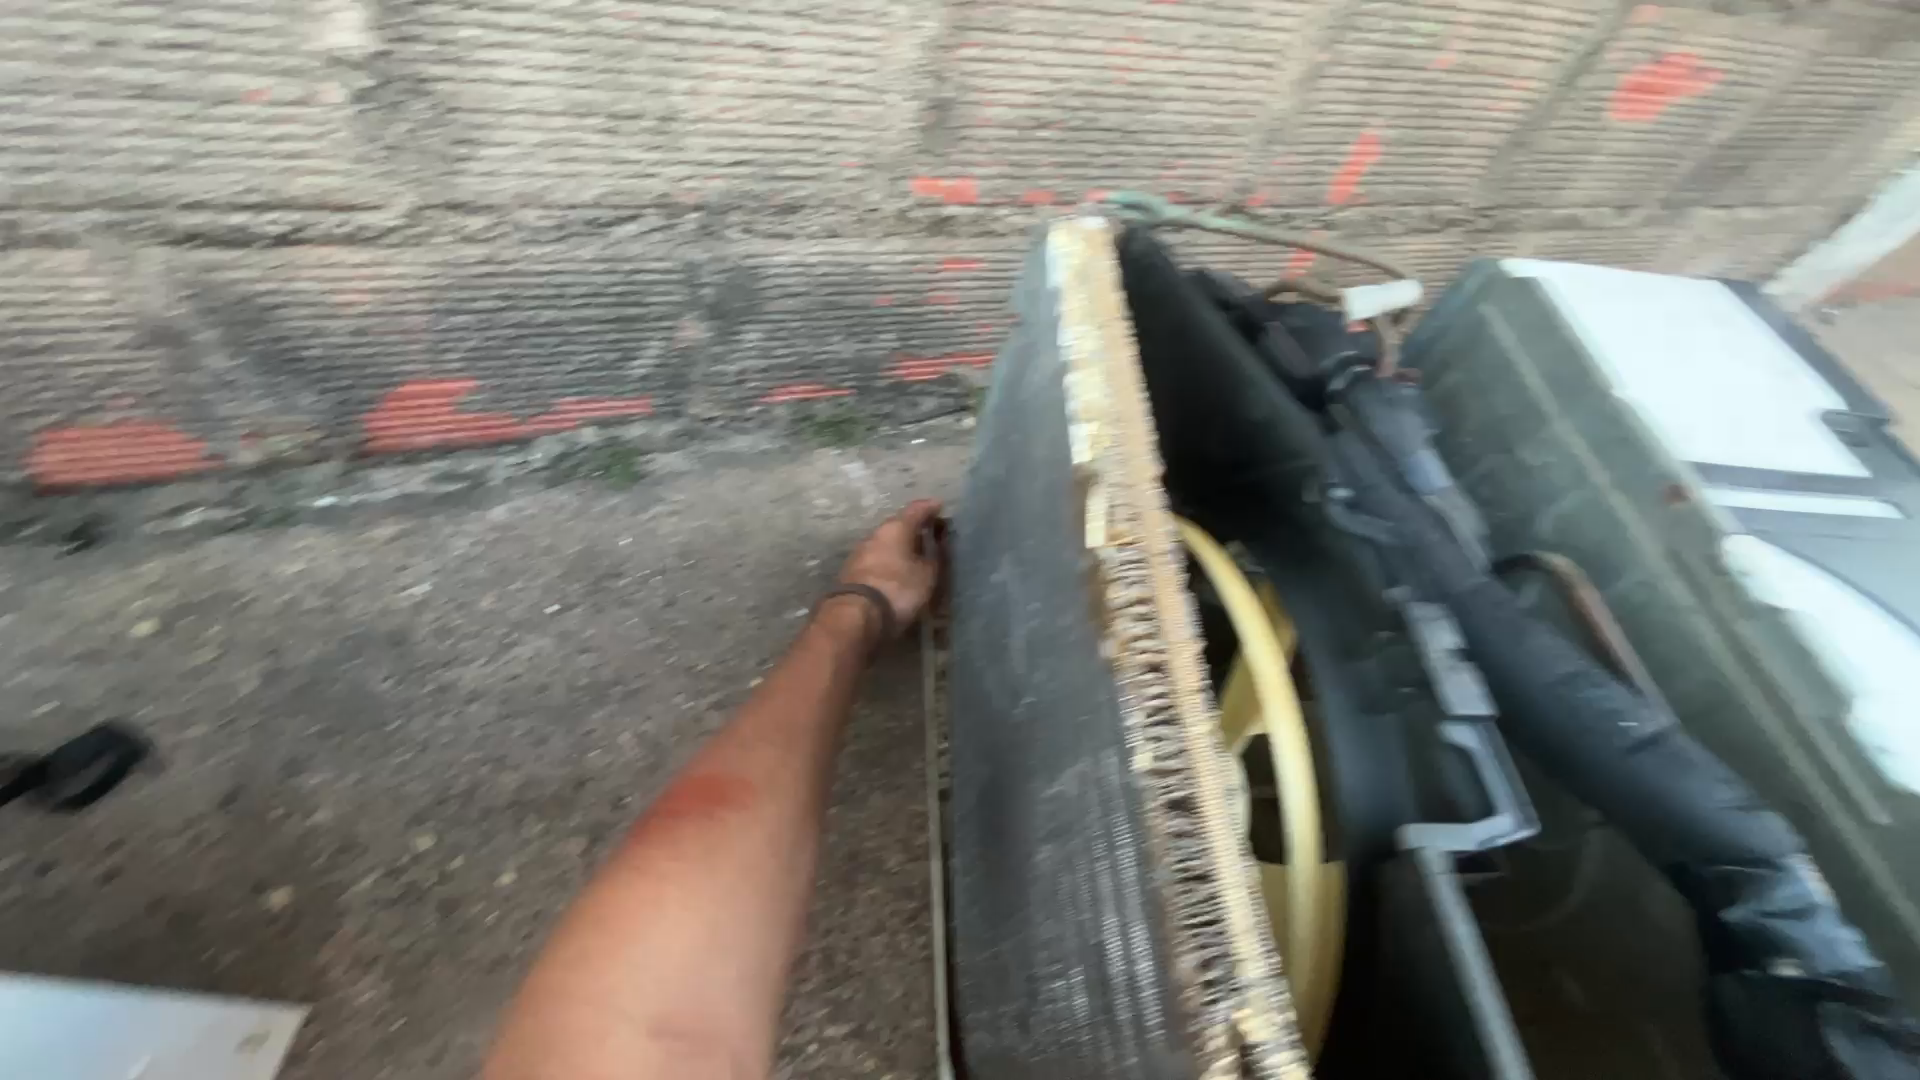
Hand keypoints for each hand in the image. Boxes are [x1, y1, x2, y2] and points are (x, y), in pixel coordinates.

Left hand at [836, 499, 943, 636]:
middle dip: (914, 528)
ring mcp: (860, 552)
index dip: (930, 508)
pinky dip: (890, 560)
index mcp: (896, 528)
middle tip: (931, 533)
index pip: (916, 509)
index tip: (941, 507)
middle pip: (898, 525)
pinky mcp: (852, 571)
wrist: (856, 615)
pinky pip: (878, 558)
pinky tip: (898, 570)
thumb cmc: (898, 589)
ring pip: (886, 542)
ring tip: (916, 554)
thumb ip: (934, 557)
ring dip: (901, 546)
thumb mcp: (927, 575)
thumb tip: (935, 546)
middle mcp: (875, 534)